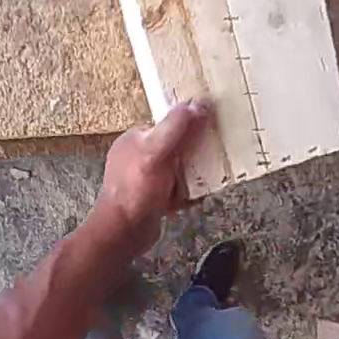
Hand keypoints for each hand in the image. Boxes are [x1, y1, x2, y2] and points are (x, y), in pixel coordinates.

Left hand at [88, 100, 210, 253]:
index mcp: (134, 141)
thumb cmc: (135, 191)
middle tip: (214, 151)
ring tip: (209, 175)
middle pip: (174, 147)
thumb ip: (174, 127)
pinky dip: (187, 194)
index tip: (208, 123)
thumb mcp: (155, 152)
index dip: (186, 122)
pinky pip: (176, 191)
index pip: (164, 123)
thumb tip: (194, 104)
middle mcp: (138, 159)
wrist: (124, 234)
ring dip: (193, 173)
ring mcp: (146, 181)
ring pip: (177, 170)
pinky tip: (196, 196)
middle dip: (194, 150)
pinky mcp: (153, 200)